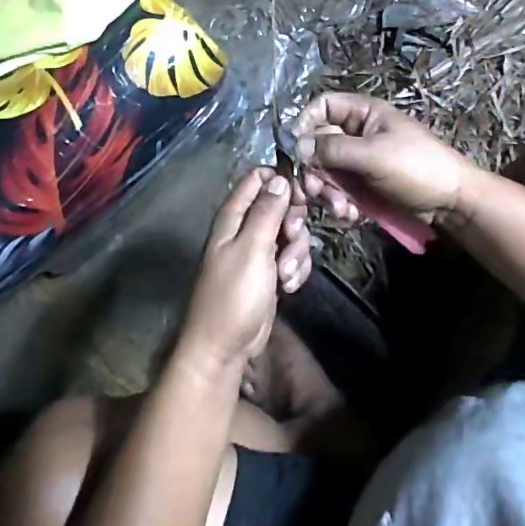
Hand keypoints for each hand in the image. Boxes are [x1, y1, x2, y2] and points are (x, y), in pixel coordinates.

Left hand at [178, 169, 305, 378]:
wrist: (225, 347)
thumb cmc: (234, 294)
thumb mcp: (253, 248)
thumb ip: (267, 211)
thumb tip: (279, 178)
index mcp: (233, 216)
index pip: (258, 178)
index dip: (281, 181)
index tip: (299, 196)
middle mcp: (245, 228)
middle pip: (281, 205)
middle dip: (294, 223)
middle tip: (291, 239)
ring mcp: (258, 251)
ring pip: (291, 233)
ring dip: (296, 253)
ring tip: (285, 275)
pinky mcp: (270, 272)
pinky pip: (292, 257)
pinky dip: (295, 270)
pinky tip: (288, 287)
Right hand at [291, 93, 477, 227]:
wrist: (451, 201)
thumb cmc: (415, 166)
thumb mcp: (373, 154)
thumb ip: (333, 149)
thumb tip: (297, 146)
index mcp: (364, 113)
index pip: (323, 106)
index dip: (306, 123)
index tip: (296, 148)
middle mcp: (358, 133)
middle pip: (319, 144)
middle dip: (316, 169)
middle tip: (315, 190)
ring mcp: (361, 160)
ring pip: (328, 171)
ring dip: (328, 192)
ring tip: (341, 209)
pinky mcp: (365, 185)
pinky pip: (341, 190)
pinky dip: (342, 203)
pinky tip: (352, 215)